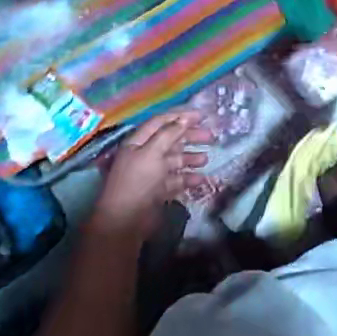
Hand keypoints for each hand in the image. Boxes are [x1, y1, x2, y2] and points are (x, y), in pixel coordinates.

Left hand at [89, 111, 211, 237]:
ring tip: (206, 159)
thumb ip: (169, 134)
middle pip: (170, 140)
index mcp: (138, 142)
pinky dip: (188, 178)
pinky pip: (176, 180)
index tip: (201, 115)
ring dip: (191, 157)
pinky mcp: (158, 191)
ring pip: (174, 161)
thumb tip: (184, 119)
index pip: (160, 122)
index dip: (180, 116)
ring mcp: (152, 174)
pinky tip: (201, 178)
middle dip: (190, 137)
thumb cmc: (137, 181)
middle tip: (210, 136)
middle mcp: (145, 155)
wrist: (126, 220)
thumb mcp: (152, 152)